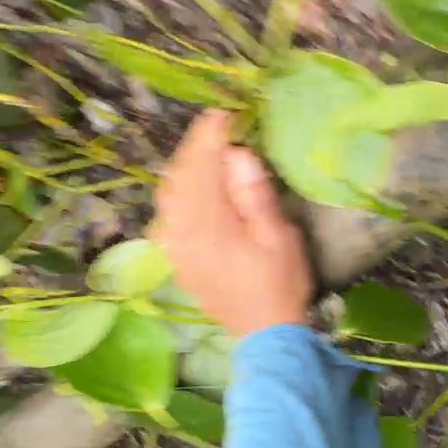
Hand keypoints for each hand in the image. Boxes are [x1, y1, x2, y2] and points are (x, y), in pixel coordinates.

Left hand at [152, 110, 313, 336]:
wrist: (264, 333)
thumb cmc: (280, 284)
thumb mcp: (280, 238)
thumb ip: (254, 195)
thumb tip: (237, 155)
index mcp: (207, 225)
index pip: (202, 166)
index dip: (211, 136)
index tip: (226, 113)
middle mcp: (180, 232)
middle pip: (179, 176)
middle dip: (196, 147)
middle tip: (219, 128)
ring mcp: (173, 246)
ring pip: (169, 193)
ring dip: (186, 168)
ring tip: (208, 153)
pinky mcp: (175, 257)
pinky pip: (167, 213)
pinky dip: (179, 191)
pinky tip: (194, 189)